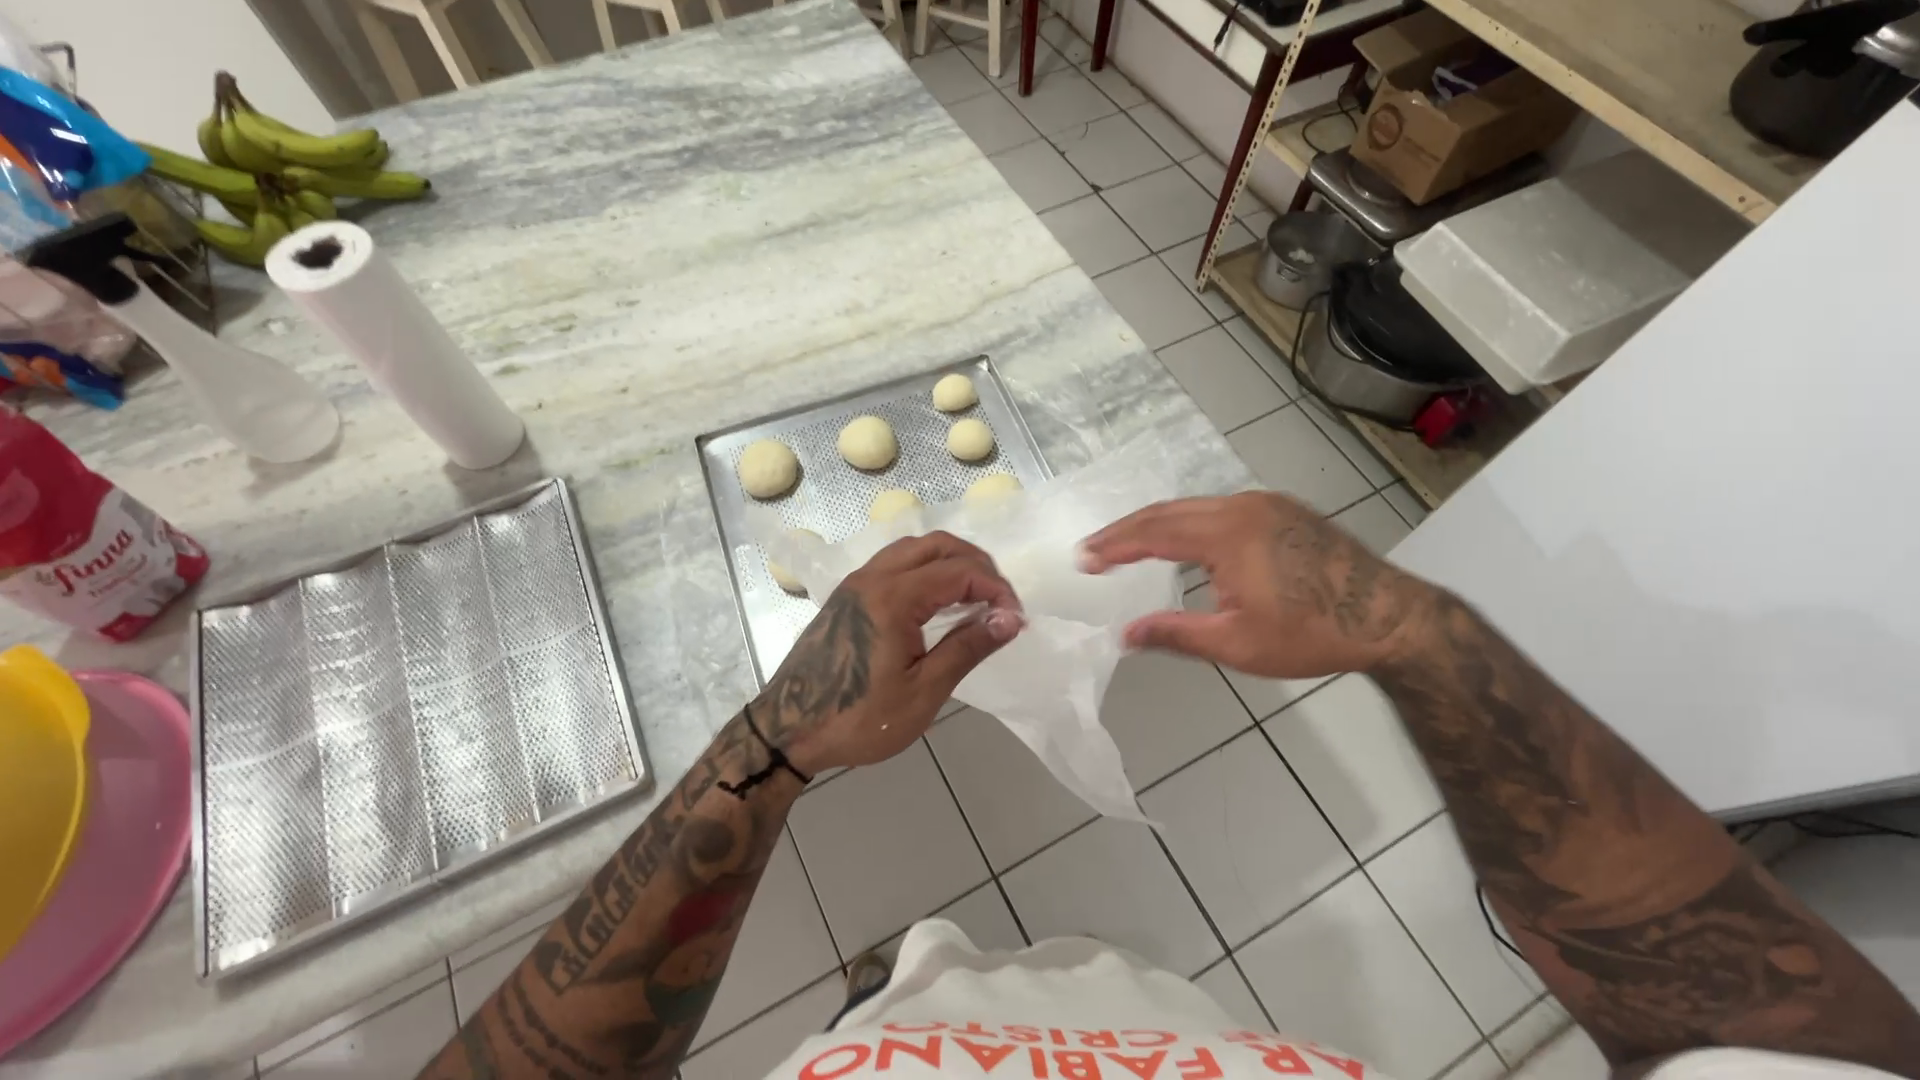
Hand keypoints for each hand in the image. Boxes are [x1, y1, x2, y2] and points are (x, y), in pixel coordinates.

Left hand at [754, 531, 1022, 774]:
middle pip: (937, 545)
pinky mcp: (846, 596)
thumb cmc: (859, 718)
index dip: (996, 589)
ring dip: (950, 562)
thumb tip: (1010, 619)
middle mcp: (873, 577)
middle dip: (977, 564)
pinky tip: (938, 602)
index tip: (1015, 620)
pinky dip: (925, 569)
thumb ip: (968, 647)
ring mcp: (856, 584)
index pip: (960, 571)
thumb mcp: (923, 692)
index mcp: (894, 597)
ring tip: (975, 598)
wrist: (788, 730)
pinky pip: (894, 563)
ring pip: (913, 549)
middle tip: (1000, 601)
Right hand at [1079, 493, 1437, 678]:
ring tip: (1125, 545)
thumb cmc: (1312, 634)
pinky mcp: (1282, 510)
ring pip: (1194, 507)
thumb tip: (1124, 635)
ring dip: (1155, 525)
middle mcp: (1242, 506)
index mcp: (1227, 533)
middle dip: (1126, 531)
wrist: (1391, 617)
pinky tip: (1178, 541)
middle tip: (1092, 549)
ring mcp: (1266, 504)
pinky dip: (1186, 523)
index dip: (1113, 546)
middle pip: (1168, 511)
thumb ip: (1175, 634)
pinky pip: (1219, 509)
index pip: (1153, 532)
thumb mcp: (1237, 643)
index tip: (1082, 559)